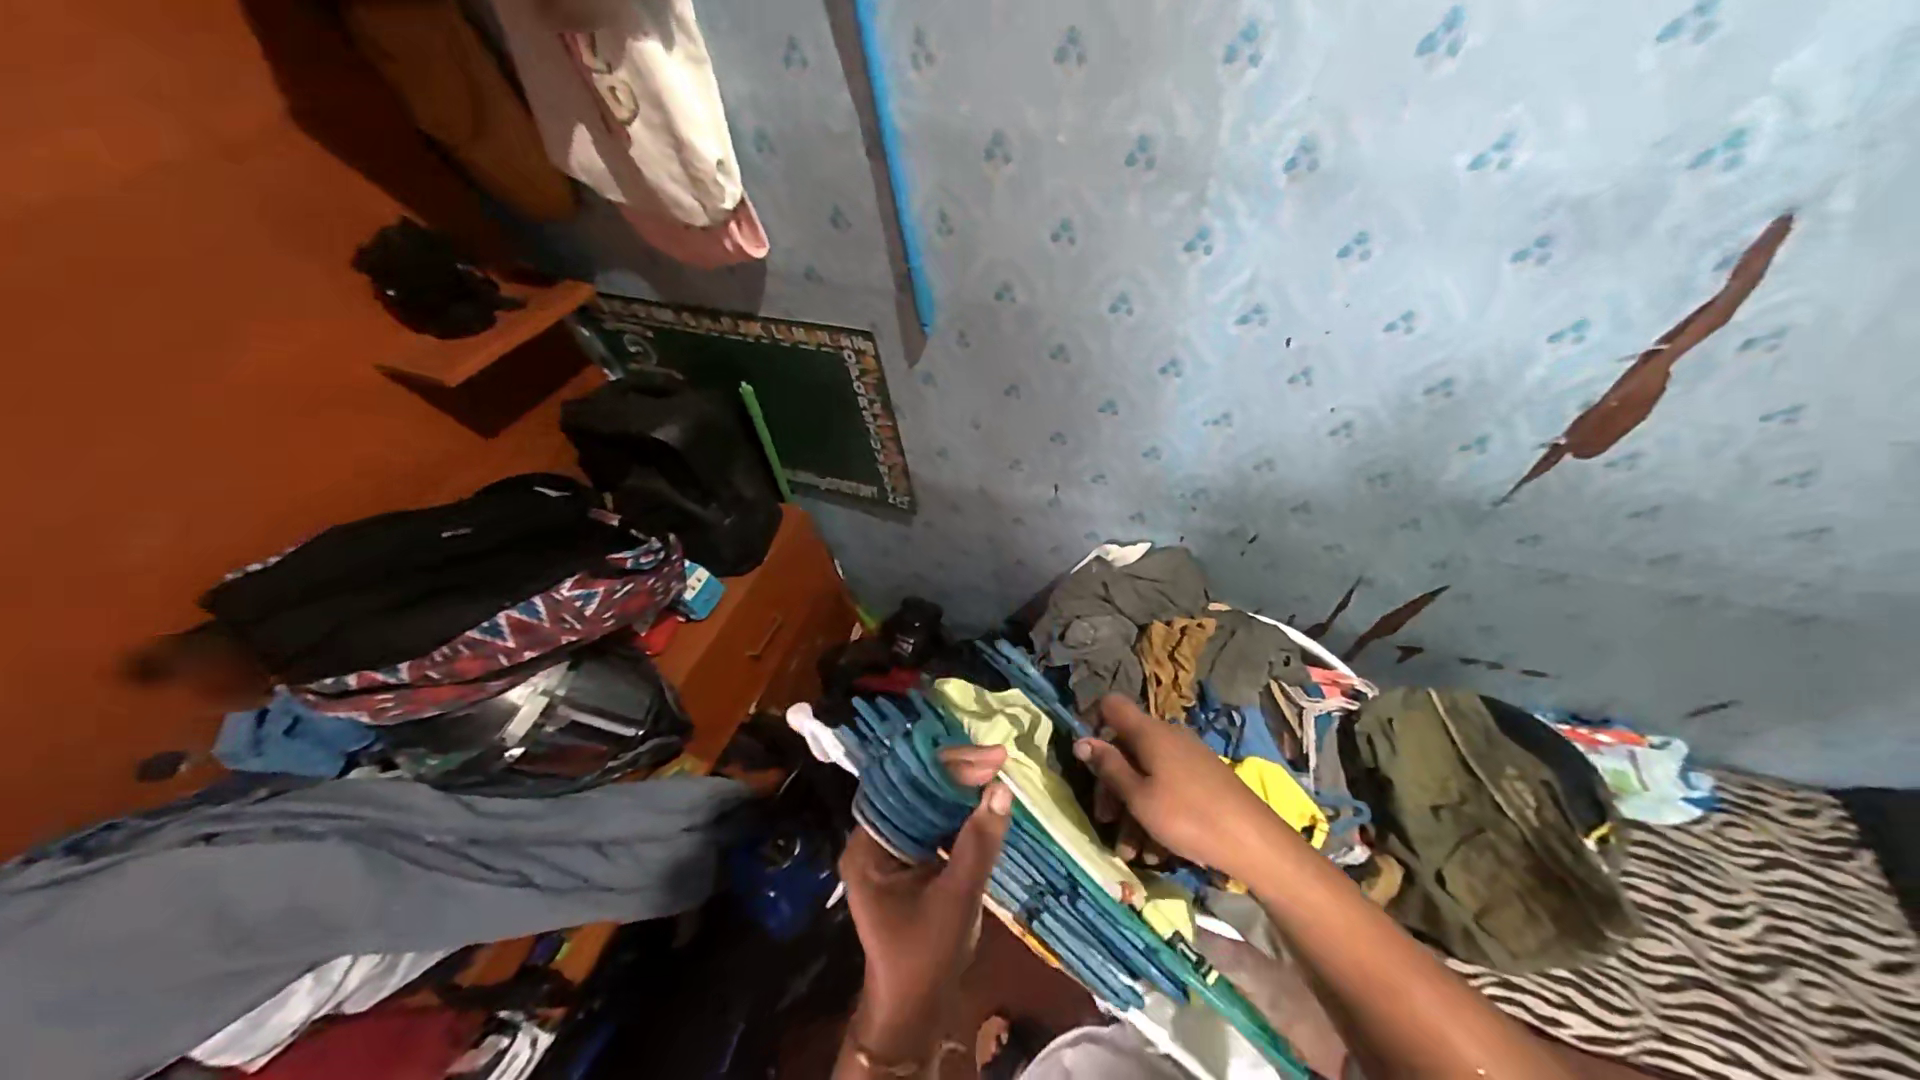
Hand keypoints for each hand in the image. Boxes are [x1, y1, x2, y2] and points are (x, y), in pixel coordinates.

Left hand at [838, 745, 1011, 1068]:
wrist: (914, 1011)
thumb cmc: (926, 958)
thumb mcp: (957, 898)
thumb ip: (978, 842)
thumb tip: (1002, 789)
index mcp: (869, 845)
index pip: (904, 786)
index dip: (946, 766)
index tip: (988, 759)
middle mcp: (873, 837)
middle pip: (912, 787)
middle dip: (955, 771)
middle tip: (997, 759)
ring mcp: (890, 847)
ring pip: (924, 801)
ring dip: (958, 787)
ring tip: (994, 770)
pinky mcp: (907, 858)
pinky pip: (931, 821)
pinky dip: (957, 809)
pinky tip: (982, 798)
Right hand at [1074, 694, 1295, 882]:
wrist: (1255, 843)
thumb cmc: (1188, 816)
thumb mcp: (1138, 797)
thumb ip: (1108, 767)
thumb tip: (1081, 740)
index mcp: (1149, 732)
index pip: (1111, 706)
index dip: (1093, 723)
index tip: (1087, 759)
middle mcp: (1168, 737)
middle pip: (1126, 749)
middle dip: (1111, 786)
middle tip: (1105, 821)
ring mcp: (1188, 758)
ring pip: (1147, 776)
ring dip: (1133, 811)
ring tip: (1132, 852)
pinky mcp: (1204, 780)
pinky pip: (1168, 789)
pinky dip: (1156, 814)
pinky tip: (1157, 850)